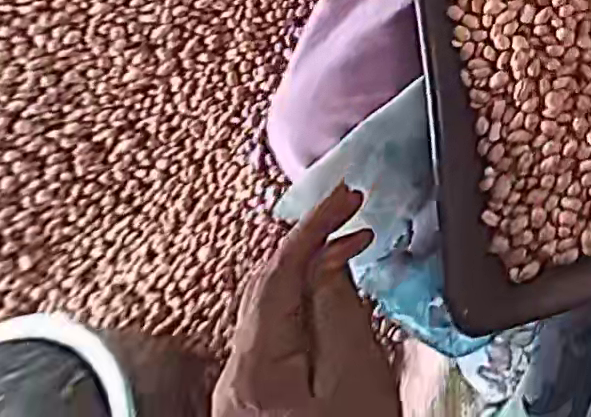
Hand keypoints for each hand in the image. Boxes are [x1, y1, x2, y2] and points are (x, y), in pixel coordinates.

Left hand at [213, 186, 397, 416]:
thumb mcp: (354, 373)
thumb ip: (337, 306)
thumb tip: (331, 255)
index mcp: (257, 367)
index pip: (280, 271)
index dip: (315, 223)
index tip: (351, 194)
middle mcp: (236, 374)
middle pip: (265, 284)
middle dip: (309, 236)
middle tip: (353, 207)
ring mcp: (241, 389)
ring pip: (268, 302)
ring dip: (307, 261)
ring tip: (348, 236)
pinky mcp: (255, 397)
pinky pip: (274, 326)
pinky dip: (302, 291)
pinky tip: (329, 282)